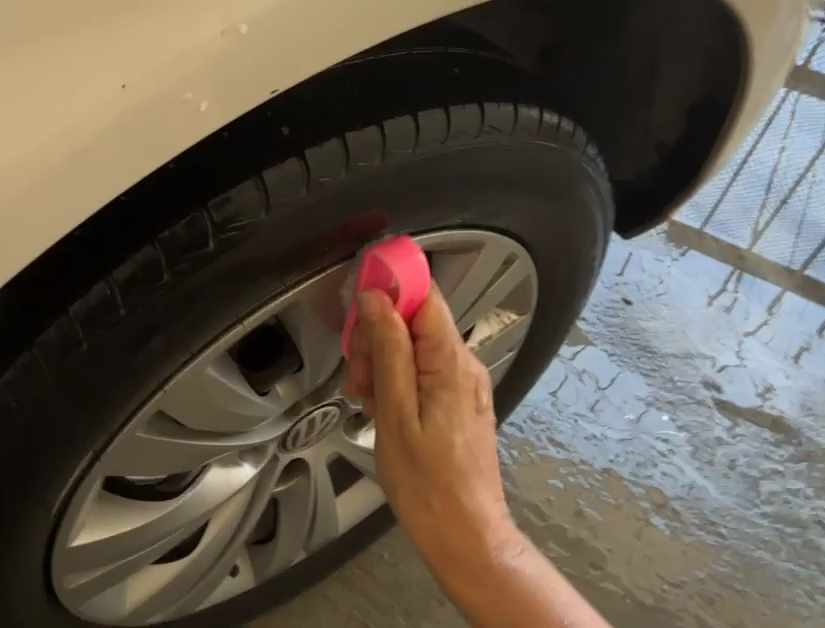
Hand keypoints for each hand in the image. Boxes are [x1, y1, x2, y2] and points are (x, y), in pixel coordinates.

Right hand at [342, 285, 523, 572]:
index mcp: (450, 362)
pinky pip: (422, 370)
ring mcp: (463, 383)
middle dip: (377, 337)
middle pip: (414, 320)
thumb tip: (376, 299)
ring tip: (366, 399)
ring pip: (414, 346)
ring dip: (382, 362)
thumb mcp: (395, 413)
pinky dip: (396, 380)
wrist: (466, 537)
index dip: (390, 287)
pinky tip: (381, 407)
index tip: (358, 302)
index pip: (425, 294)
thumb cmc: (429, 485)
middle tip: (358, 376)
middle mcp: (464, 364)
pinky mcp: (458, 400)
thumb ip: (388, 350)